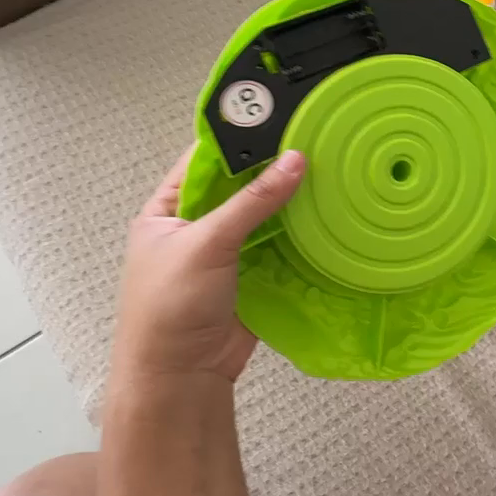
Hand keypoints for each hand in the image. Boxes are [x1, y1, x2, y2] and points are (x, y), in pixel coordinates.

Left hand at [112, 146, 306, 382]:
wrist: (180, 380)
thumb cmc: (171, 308)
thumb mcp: (207, 243)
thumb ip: (253, 201)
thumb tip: (296, 158)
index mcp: (166, 210)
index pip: (204, 159)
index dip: (237, 137)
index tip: (278, 116)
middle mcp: (196, 225)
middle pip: (239, 184)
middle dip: (272, 166)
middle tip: (314, 139)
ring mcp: (225, 250)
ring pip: (263, 212)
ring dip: (289, 197)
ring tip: (328, 167)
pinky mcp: (251, 272)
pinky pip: (278, 240)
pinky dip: (299, 227)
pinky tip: (325, 208)